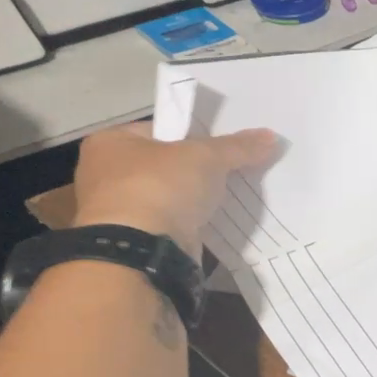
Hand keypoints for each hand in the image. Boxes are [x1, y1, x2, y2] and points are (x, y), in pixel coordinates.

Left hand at [71, 122, 279, 259]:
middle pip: (171, 161)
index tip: (229, 148)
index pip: (164, 130)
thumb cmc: (161, 187)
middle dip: (204, 168)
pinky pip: (174, 215)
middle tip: (238, 169)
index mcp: (111, 141)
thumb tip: (270, 136)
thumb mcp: (207, 157)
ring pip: (174, 190)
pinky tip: (218, 216)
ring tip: (235, 194)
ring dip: (200, 194)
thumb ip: (239, 147)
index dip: (200, 136)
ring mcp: (119, 203)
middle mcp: (106, 170)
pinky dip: (195, 216)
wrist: (141, 246)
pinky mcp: (135, 230)